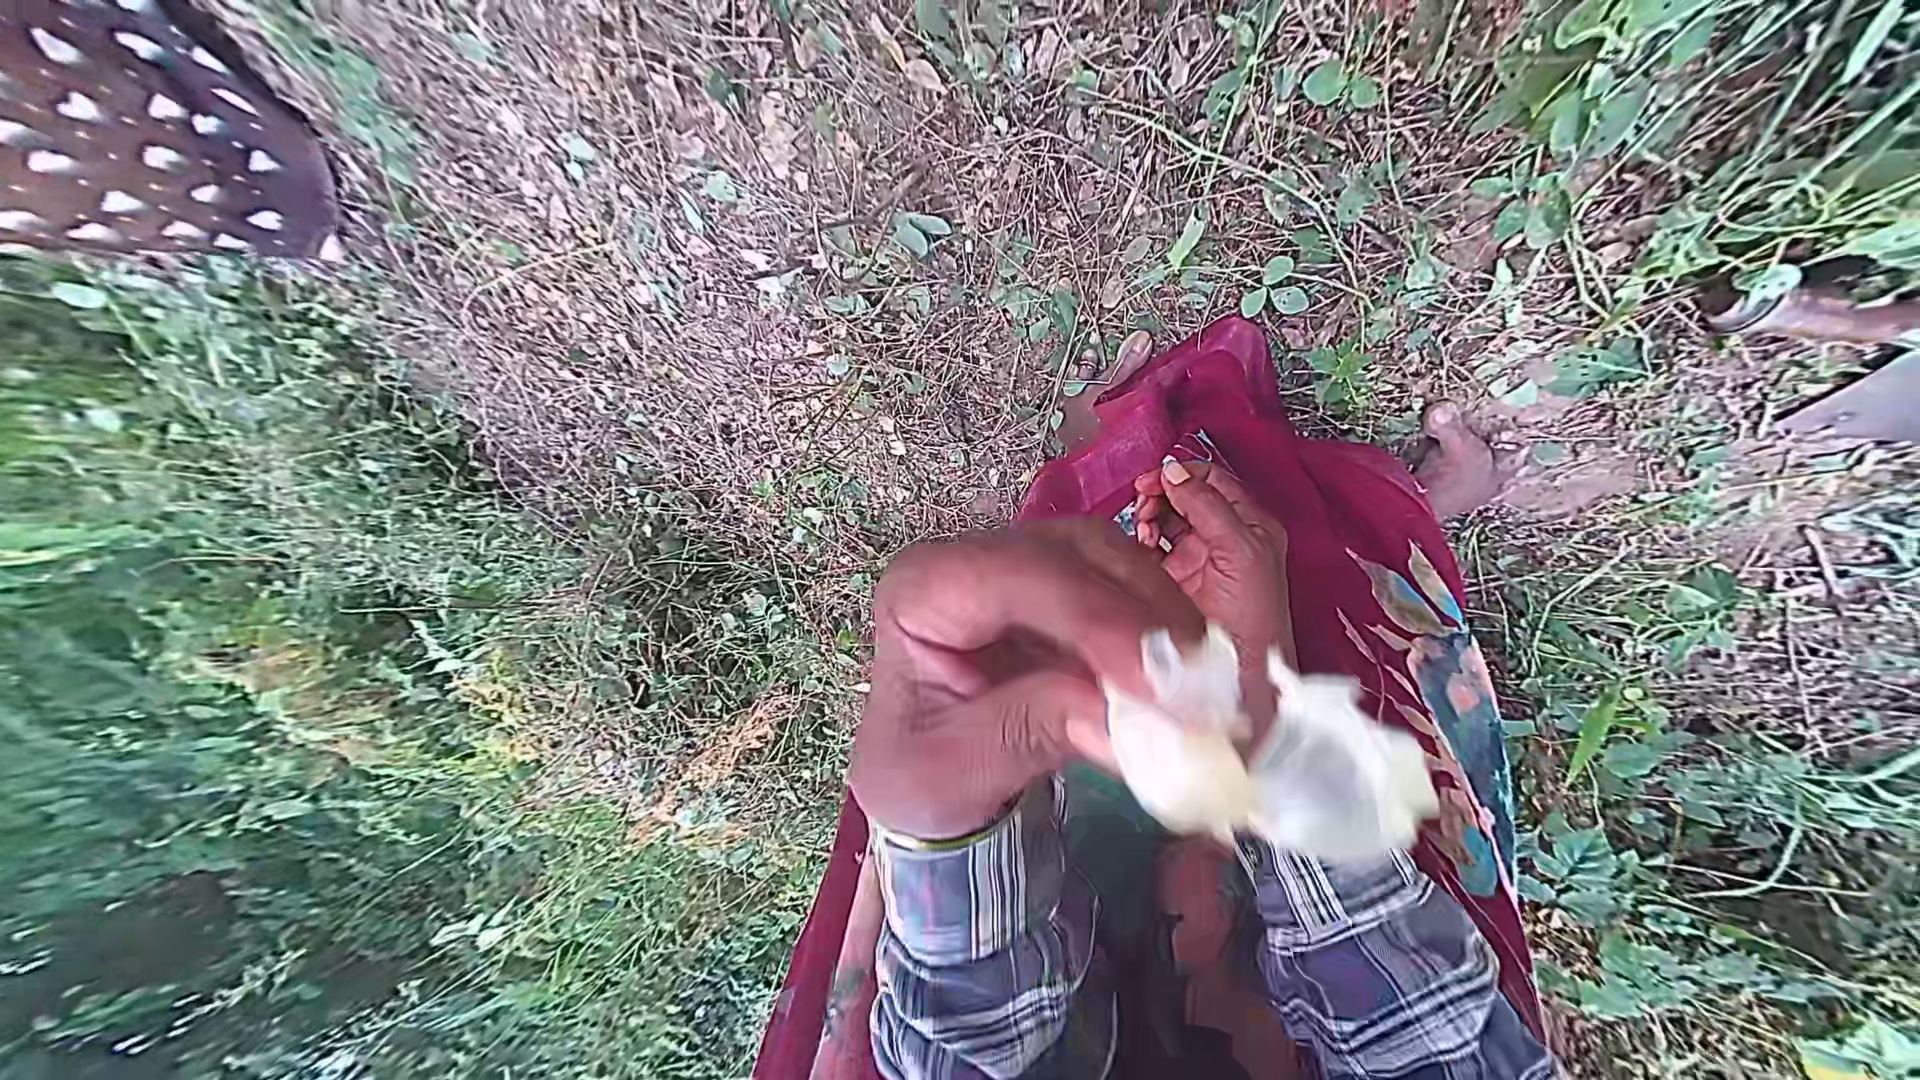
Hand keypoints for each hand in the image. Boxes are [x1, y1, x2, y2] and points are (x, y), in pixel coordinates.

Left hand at [849, 520, 1203, 838]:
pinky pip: (1124, 590)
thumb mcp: (956, 768)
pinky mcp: (1060, 597)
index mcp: (920, 589)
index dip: (1093, 618)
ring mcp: (1020, 572)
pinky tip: (1186, 676)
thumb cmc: (921, 772)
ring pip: (1109, 561)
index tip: (1155, 683)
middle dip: (1142, 613)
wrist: (927, 779)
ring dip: (1163, 617)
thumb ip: (1028, 733)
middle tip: (1200, 687)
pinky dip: (1162, 630)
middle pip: (1071, 553)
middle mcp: (971, 564)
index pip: (1013, 577)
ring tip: (1202, 686)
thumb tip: (1119, 719)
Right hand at [1132, 459, 1294, 717]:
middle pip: (1183, 496)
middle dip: (1161, 493)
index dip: (1183, 474)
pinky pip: (1150, 547)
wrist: (1238, 673)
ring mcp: (1195, 557)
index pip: (1211, 479)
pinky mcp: (1172, 577)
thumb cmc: (1255, 621)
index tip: (1158, 478)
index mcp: (1248, 524)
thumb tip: (1178, 474)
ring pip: (1164, 518)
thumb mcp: (1242, 551)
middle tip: (1145, 499)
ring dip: (1149, 515)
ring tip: (1145, 526)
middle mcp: (1221, 536)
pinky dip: (1141, 541)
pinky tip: (1143, 546)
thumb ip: (1210, 507)